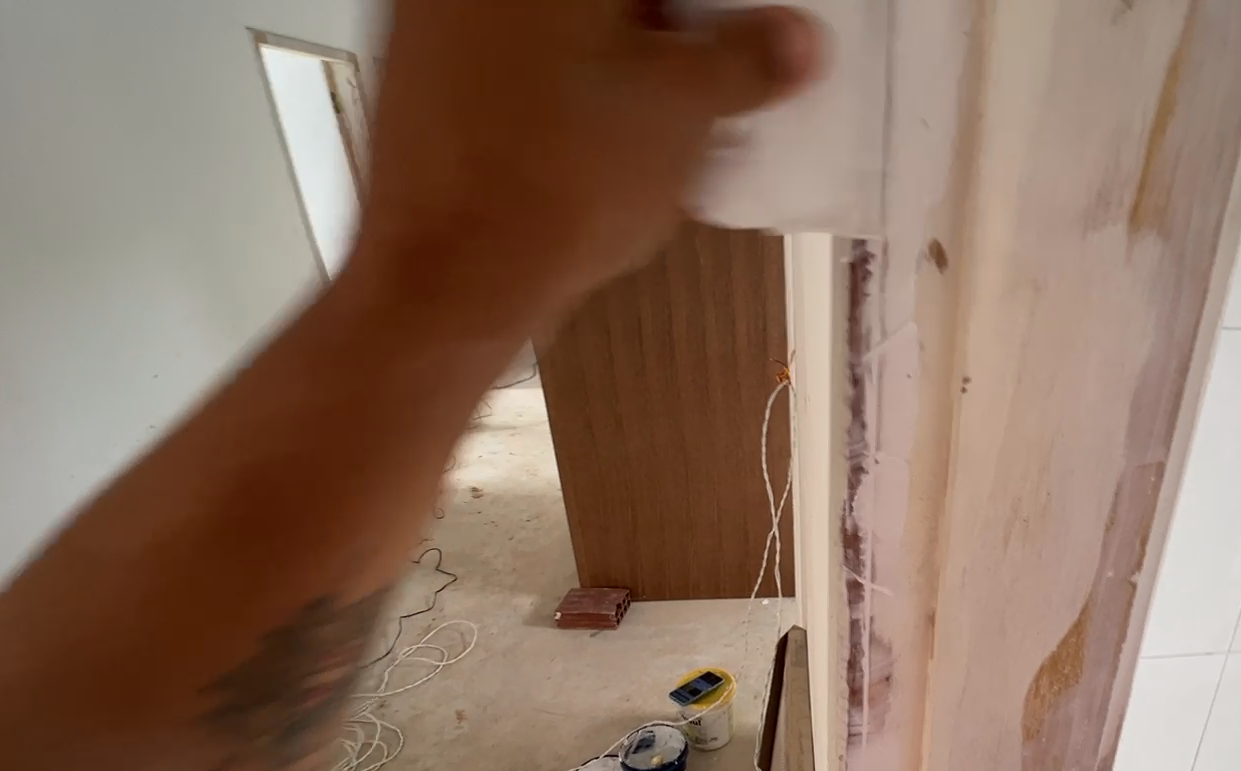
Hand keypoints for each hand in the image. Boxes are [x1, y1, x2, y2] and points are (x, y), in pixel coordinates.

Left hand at [347, 0, 823, 340]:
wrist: (459, 274)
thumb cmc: (571, 183)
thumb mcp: (681, 114)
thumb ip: (747, 63)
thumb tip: (806, 38)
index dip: (710, 11)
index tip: (739, 37)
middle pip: (616, 1)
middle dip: (672, 26)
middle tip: (713, 73)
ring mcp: (445, 10)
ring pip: (567, 24)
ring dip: (629, 49)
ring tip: (669, 111)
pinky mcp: (434, 67)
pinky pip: (526, 54)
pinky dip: (576, 77)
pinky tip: (605, 133)